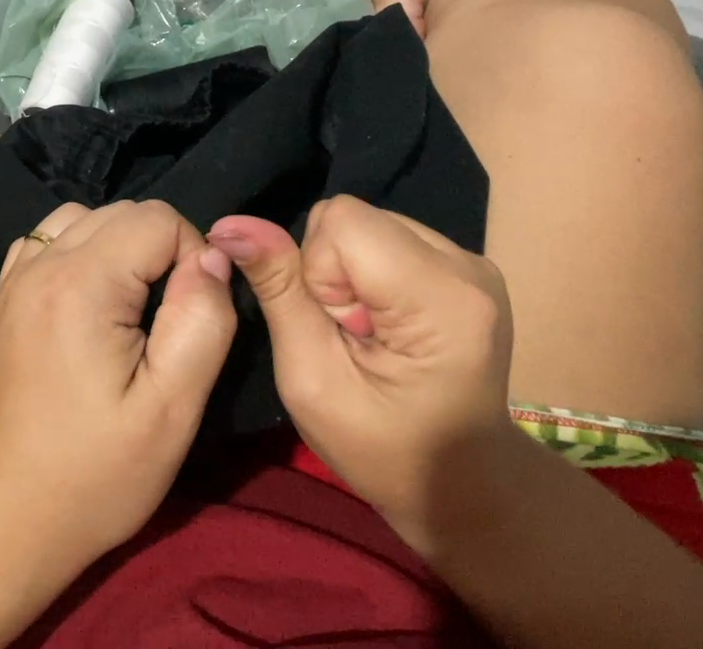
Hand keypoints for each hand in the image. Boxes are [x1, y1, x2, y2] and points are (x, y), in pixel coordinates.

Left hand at [0, 200, 237, 582]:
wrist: (4, 517)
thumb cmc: (95, 474)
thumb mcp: (171, 408)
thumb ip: (202, 319)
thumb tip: (213, 256)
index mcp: (80, 284)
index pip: (157, 218)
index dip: (192, 256)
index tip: (191, 315)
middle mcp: (38, 266)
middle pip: (120, 212)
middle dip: (159, 249)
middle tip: (167, 319)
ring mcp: (12, 281)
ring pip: (81, 219)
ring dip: (119, 247)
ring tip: (131, 309)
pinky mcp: (1, 301)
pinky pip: (45, 243)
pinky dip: (77, 254)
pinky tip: (88, 304)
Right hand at [208, 196, 515, 545]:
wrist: (462, 484)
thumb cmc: (382, 449)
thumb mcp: (310, 377)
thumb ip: (277, 290)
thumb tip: (231, 224)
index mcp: (440, 296)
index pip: (341, 220)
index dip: (316, 269)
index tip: (335, 328)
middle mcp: (465, 263)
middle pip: (354, 217)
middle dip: (330, 270)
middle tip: (350, 336)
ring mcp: (472, 261)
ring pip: (368, 223)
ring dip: (349, 272)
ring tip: (369, 335)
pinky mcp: (467, 266)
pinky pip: (387, 237)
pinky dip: (371, 273)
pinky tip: (387, 324)